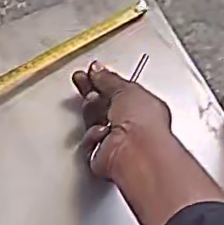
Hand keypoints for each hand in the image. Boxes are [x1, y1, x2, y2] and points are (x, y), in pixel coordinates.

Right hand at [74, 61, 175, 181]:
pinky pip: (88, 140)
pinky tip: (101, 134)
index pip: (117, 91)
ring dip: (91, 112)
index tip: (89, 72)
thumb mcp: (126, 89)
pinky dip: (93, 135)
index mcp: (141, 106)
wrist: (134, 151)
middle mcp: (128, 124)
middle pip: (102, 105)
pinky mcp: (101, 154)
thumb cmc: (143, 123)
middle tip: (80, 81)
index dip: (102, 81)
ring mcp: (114, 140)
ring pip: (92, 121)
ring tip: (96, 109)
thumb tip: (97, 70)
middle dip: (91, 93)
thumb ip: (108, 79)